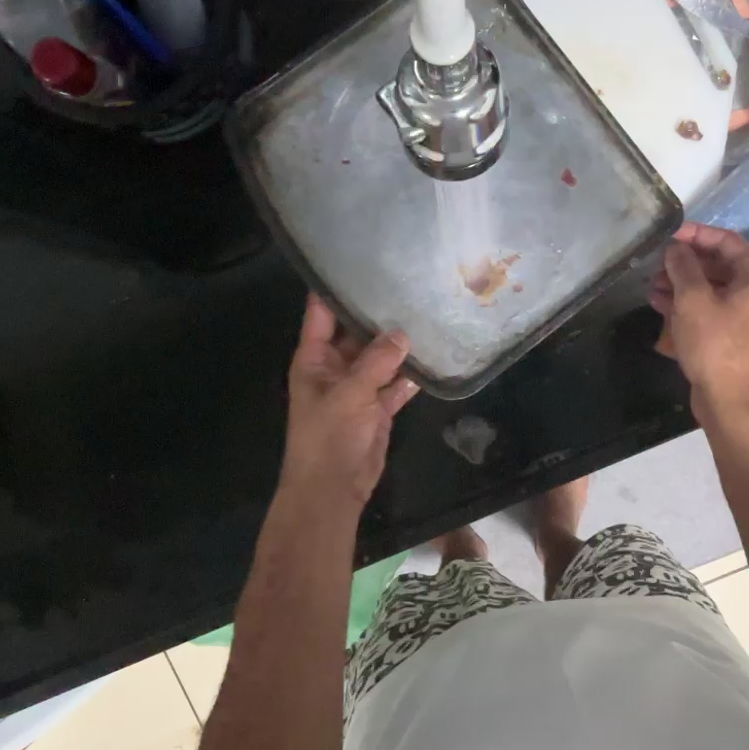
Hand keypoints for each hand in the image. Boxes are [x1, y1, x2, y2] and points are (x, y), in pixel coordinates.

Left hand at [280, 294, 418, 508]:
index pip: (322, 313)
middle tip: (410, 284)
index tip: (361, 260)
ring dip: (400, 346)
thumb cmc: (328, 437)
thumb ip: (376, 362)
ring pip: (380, 359)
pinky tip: (433, 357)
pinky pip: (396, 385)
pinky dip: (411, 376)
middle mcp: (335, 368)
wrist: (333, 489)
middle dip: (379, 315)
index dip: (336, 287)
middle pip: (357, 333)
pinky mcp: (377, 408)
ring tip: (428, 314)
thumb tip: (403, 335)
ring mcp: (358, 388)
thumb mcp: (349, 394)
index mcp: (314, 358)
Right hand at [649, 222, 748, 416]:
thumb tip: (675, 248)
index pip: (728, 242)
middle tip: (657, 266)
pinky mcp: (739, 337)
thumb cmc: (715, 346)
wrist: (732, 401)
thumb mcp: (693, 301)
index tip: (670, 235)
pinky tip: (662, 306)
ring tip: (653, 287)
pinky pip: (715, 311)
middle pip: (721, 266)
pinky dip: (691, 306)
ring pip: (715, 290)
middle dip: (686, 265)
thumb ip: (683, 267)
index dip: (697, 235)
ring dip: (684, 286)